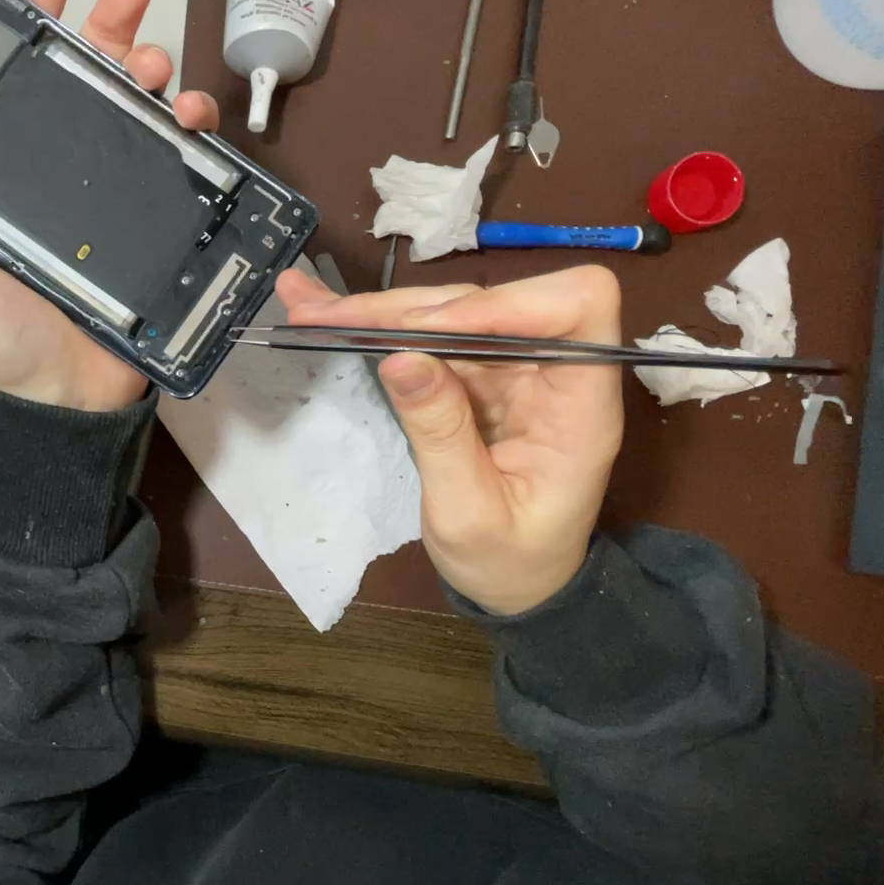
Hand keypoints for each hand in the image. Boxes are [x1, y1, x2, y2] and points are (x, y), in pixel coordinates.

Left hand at [0, 0, 221, 412]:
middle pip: (75, 80)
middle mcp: (45, 173)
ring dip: (147, 66)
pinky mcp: (142, 219)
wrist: (65, 389)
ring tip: (156, 57)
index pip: (6, 79)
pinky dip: (187, 128)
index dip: (25, 22)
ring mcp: (99, 194)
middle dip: (102, 24)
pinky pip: (170, 161)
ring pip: (128, 109)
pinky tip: (189, 114)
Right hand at [277, 265, 625, 614]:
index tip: (423, 331)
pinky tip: (322, 311)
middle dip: (405, 307)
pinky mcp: (472, 375)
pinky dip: (373, 326)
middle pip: (488, 301)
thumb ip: (440, 434)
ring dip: (375, 311)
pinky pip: (424, 336)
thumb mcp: (468, 512)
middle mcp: (549, 369)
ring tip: (305, 305)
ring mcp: (507, 369)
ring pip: (445, 312)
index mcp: (579, 404)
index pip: (574, 306)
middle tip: (322, 314)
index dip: (501, 305)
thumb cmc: (508, 560)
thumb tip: (398, 358)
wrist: (518, 583)